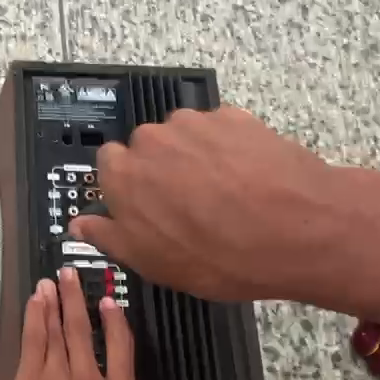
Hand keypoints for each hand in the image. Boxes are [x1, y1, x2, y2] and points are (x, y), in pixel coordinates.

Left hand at [0, 270, 136, 379]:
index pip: (124, 351)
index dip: (116, 322)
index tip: (109, 301)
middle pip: (86, 331)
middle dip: (77, 299)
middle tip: (71, 274)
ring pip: (58, 331)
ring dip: (55, 302)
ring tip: (52, 280)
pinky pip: (33, 342)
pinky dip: (35, 318)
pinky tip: (35, 301)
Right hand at [69, 106, 342, 301]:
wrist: (300, 231)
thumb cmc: (219, 256)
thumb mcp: (153, 264)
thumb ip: (109, 237)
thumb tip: (79, 225)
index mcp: (122, 174)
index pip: (108, 165)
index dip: (130, 187)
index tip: (149, 208)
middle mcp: (150, 140)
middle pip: (147, 148)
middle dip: (162, 169)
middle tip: (190, 204)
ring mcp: (194, 124)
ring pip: (183, 137)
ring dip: (195, 157)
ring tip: (225, 193)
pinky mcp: (232, 116)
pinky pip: (220, 130)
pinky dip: (228, 148)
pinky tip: (249, 179)